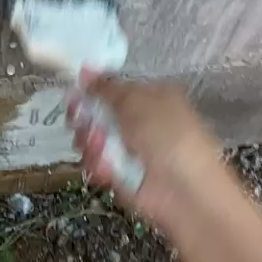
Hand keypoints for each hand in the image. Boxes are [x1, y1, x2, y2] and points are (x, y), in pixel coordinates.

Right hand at [68, 75, 232, 228]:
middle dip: (85, 116)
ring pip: (93, 137)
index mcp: (151, 96)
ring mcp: (130, 148)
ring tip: (99, 147)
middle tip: (78, 120)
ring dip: (90, 141)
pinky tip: (104, 167)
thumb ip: (106, 86)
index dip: (92, 88)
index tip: (75, 91)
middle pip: (98, 111)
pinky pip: (97, 163)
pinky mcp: (121, 175)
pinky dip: (97, 164)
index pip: (114, 87)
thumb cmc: (167, 136)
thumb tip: (84, 68)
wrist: (187, 193)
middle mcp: (140, 120)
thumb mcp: (136, 101)